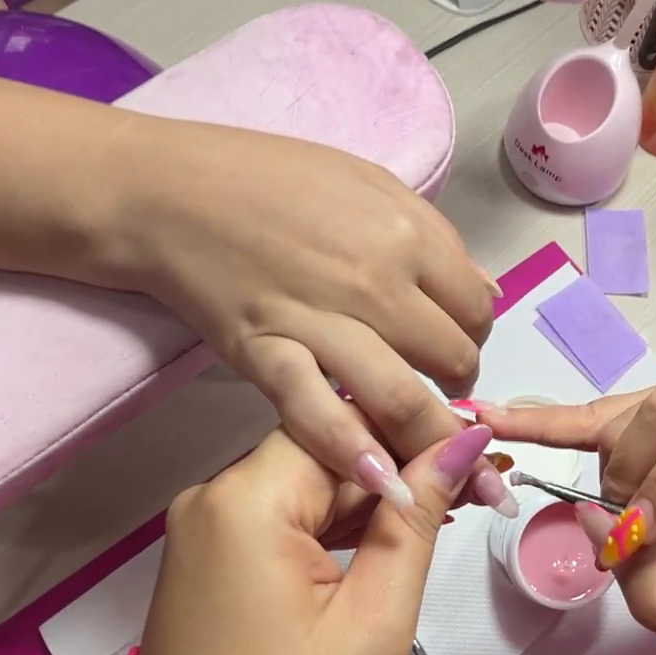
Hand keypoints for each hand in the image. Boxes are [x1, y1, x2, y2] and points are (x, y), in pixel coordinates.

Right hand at [115, 124, 504, 512]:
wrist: (170, 190)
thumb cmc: (272, 177)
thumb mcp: (371, 182)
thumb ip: (435, 238)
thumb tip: (485, 291)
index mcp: (406, 235)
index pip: (476, 310)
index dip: (475, 335)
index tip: (457, 344)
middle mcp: (375, 284)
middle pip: (452, 359)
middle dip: (459, 386)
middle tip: (441, 388)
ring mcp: (319, 324)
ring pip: (402, 398)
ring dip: (427, 431)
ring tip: (424, 437)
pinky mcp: (266, 356)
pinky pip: (318, 413)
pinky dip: (353, 452)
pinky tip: (379, 478)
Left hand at [140, 421, 494, 654]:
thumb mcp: (374, 616)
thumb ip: (417, 517)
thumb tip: (463, 441)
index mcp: (246, 501)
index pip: (344, 425)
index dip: (417, 432)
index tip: (480, 452)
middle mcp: (214, 492)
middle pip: (327, 447)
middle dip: (402, 466)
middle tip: (477, 483)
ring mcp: (208, 519)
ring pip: (311, 476)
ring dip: (376, 491)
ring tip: (448, 503)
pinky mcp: (213, 545)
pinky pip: (287, 509)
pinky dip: (338, 516)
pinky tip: (392, 526)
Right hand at [480, 378, 655, 648]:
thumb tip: (598, 521)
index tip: (643, 535)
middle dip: (632, 487)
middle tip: (632, 541)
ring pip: (623, 418)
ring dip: (610, 480)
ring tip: (627, 524)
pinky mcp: (642, 409)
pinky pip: (585, 413)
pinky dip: (539, 422)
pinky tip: (493, 418)